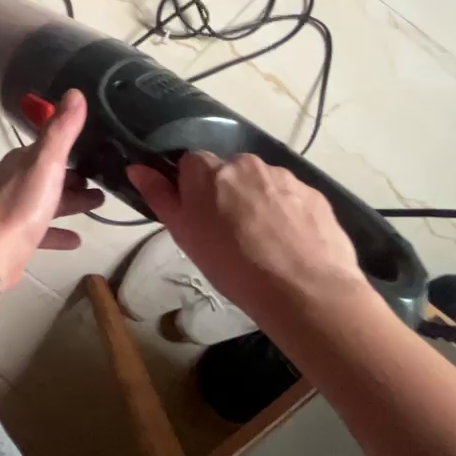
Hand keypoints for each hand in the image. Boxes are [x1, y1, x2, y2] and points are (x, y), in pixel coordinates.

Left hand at [0, 89, 103, 290]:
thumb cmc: (21, 205)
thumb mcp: (45, 163)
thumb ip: (60, 131)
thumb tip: (74, 92)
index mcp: (20, 162)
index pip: (48, 150)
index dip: (71, 150)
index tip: (98, 152)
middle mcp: (14, 181)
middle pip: (49, 176)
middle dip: (75, 178)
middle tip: (105, 183)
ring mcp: (14, 210)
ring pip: (47, 202)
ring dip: (70, 202)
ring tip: (99, 206)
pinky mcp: (16, 237)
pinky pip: (42, 231)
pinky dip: (58, 232)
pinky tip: (76, 240)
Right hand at [128, 152, 369, 322]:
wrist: (306, 293)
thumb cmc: (231, 263)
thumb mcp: (182, 232)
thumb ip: (158, 194)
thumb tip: (137, 168)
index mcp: (207, 168)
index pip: (190, 163)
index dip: (192, 187)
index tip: (199, 213)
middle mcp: (245, 163)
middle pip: (229, 171)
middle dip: (228, 191)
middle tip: (231, 229)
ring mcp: (285, 178)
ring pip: (263, 183)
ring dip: (259, 201)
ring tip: (265, 240)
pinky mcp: (317, 197)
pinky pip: (293, 198)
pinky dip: (289, 213)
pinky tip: (291, 243)